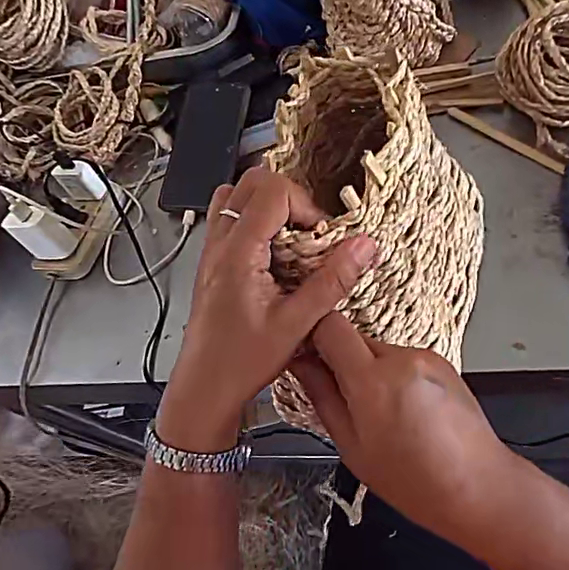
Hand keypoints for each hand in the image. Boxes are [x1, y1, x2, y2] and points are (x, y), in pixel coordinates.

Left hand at [161, 167, 378, 451]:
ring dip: (271, 207)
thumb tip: (363, 246)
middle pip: (254, 181)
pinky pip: (230, 219)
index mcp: (239, 252)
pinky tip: (274, 255)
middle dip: (291, 199)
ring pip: (238, 195)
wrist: (204, 388)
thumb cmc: (240, 362)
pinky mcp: (213, 262)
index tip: (321, 238)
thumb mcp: (297, 324)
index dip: (307, 206)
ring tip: (290, 241)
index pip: (275, 191)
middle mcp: (220, 244)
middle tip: (308, 234)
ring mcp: (213, 251)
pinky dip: (256, 222)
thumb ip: (333, 281)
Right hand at [291, 314, 525, 541]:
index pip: (330, 325)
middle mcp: (401, 358)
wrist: (477, 484)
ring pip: (378, 349)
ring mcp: (425, 356)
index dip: (313, 335)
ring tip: (382, 413)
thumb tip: (301, 365)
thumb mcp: (352, 446)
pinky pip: (403, 358)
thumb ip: (323, 396)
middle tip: (346, 399)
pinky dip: (395, 375)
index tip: (307, 354)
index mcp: (372, 381)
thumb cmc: (416, 479)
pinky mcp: (442, 360)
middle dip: (342, 361)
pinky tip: (405, 410)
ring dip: (370, 371)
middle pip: (354, 337)